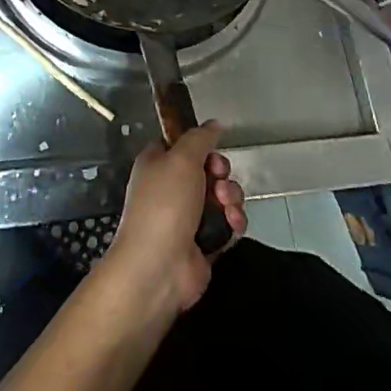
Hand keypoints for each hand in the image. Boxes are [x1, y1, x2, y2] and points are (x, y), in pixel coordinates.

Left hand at [103, 121, 246, 312]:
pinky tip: (233, 224)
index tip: (211, 149)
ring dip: (230, 197)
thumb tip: (213, 124)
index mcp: (157, 163)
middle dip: (220, 173)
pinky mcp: (205, 240)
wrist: (160, 266)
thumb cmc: (164, 204)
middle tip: (219, 179)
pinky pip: (227, 222)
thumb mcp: (181, 159)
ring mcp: (188, 216)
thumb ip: (200, 138)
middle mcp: (170, 187)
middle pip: (207, 169)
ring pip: (221, 195)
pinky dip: (233, 221)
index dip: (200, 145)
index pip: (182, 145)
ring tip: (226, 205)